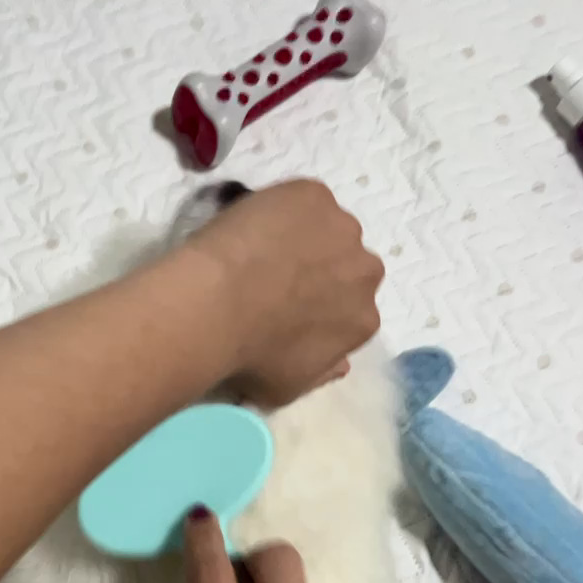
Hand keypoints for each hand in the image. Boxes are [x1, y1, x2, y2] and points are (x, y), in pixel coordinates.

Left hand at [178, 180, 384, 406]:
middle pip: (347, 267)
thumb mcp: (287, 388)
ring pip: (327, 229)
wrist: (215, 307)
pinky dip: (282, 209)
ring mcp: (342, 227)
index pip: (351, 312)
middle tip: (276, 279)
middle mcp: (366, 271)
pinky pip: (302, 200)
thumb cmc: (250, 358)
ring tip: (261, 251)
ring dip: (304, 237)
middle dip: (322, 271)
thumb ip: (321, 372)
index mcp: (364, 320)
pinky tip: (254, 227)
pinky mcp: (314, 194)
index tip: (292, 311)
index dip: (322, 310)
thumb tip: (342, 364)